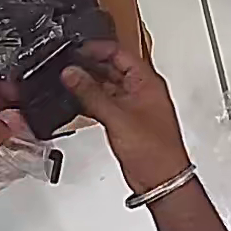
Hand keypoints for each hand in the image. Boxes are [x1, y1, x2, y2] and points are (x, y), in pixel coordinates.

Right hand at [62, 40, 191, 193]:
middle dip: (90, 64)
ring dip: (90, 82)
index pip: (119, 52)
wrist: (161, 181)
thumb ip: (91, 93)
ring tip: (69, 80)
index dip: (97, 48)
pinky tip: (78, 100)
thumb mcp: (117, 117)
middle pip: (113, 66)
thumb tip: (72, 74)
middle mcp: (141, 90)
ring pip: (108, 84)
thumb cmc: (155, 151)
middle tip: (68, 65)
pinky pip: (106, 101)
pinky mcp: (126, 120)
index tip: (77, 50)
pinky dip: (92, 99)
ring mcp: (134, 105)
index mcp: (147, 81)